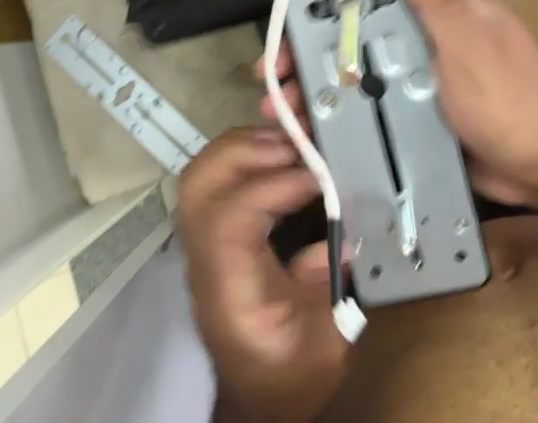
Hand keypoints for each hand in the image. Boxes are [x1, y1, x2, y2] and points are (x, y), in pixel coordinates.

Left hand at [177, 128, 347, 422]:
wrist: (257, 393)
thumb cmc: (290, 375)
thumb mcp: (323, 346)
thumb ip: (329, 290)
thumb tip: (337, 237)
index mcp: (230, 291)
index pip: (229, 221)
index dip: (271, 186)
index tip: (315, 179)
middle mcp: (204, 260)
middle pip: (200, 185)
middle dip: (247, 150)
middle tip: (296, 145)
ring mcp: (201, 242)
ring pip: (200, 174)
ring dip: (244, 145)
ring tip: (290, 142)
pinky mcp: (210, 232)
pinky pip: (214, 178)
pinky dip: (243, 154)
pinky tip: (278, 153)